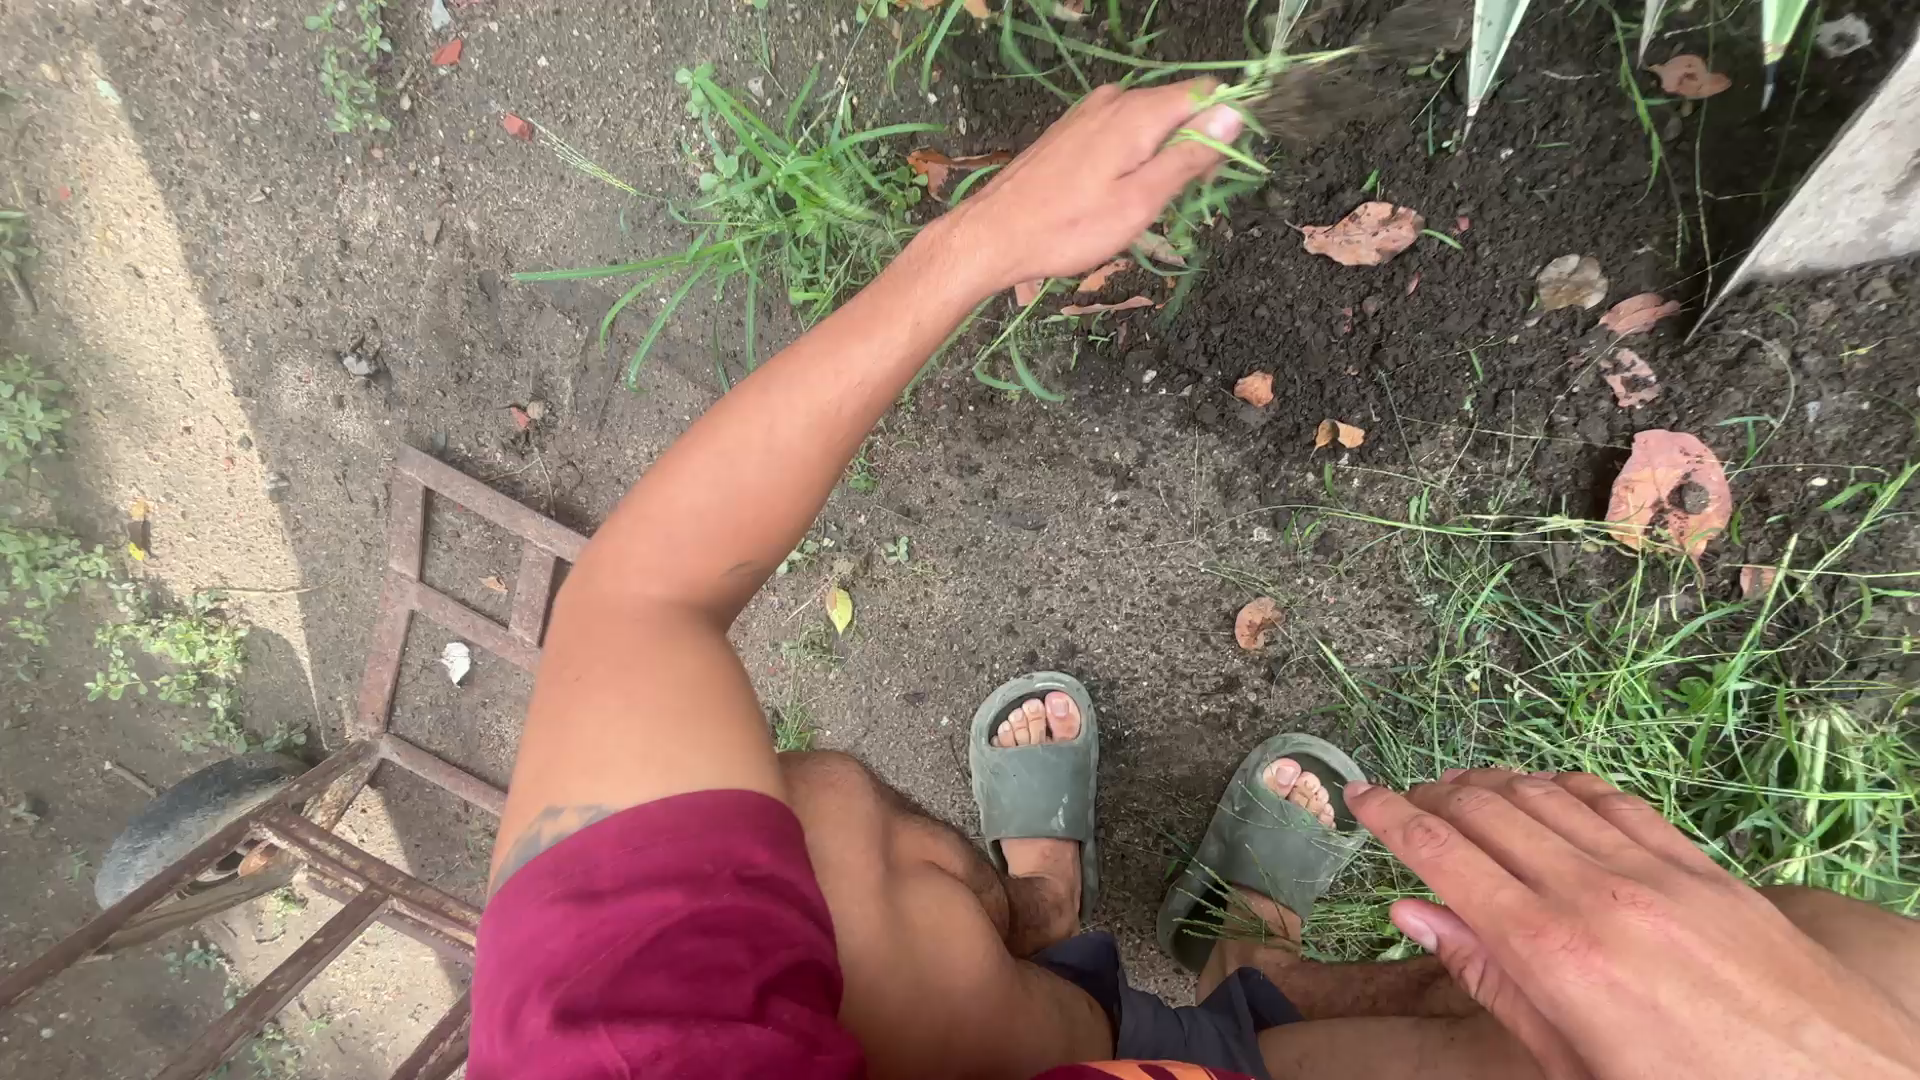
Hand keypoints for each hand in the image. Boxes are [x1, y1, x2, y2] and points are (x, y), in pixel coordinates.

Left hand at [934, 80, 1242, 295]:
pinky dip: (1125, 163)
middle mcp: (1115, 99)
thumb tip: (1234, 116)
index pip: (1207, 95)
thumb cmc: (1067, 229)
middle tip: (1163, 205)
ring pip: (1145, 126)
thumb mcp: (1139, 202)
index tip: (1208, 177)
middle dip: (1185, 152)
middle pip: (1175, 110)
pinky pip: (1116, 136)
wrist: (994, 235)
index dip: (1220, 132)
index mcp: (1139, 112)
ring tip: (1128, 209)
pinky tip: (1105, 199)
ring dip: (1152, 162)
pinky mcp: (1069, 131)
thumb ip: (1188, 157)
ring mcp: (1088, 113)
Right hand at [1346, 769, 1919, 1079]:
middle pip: (1479, 807)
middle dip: (1427, 795)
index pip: (1440, 851)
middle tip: (1406, 805)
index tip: (1358, 794)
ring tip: (1460, 796)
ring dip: (1483, 783)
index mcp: (1549, 949)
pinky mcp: (1703, 866)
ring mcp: (1651, 871)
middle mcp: (1589, 892)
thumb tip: (1410, 911)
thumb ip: (1486, 977)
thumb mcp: (1571, 1066)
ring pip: (1536, 792)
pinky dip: (1557, 784)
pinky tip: (1540, 793)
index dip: (1387, 813)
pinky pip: (1610, 797)